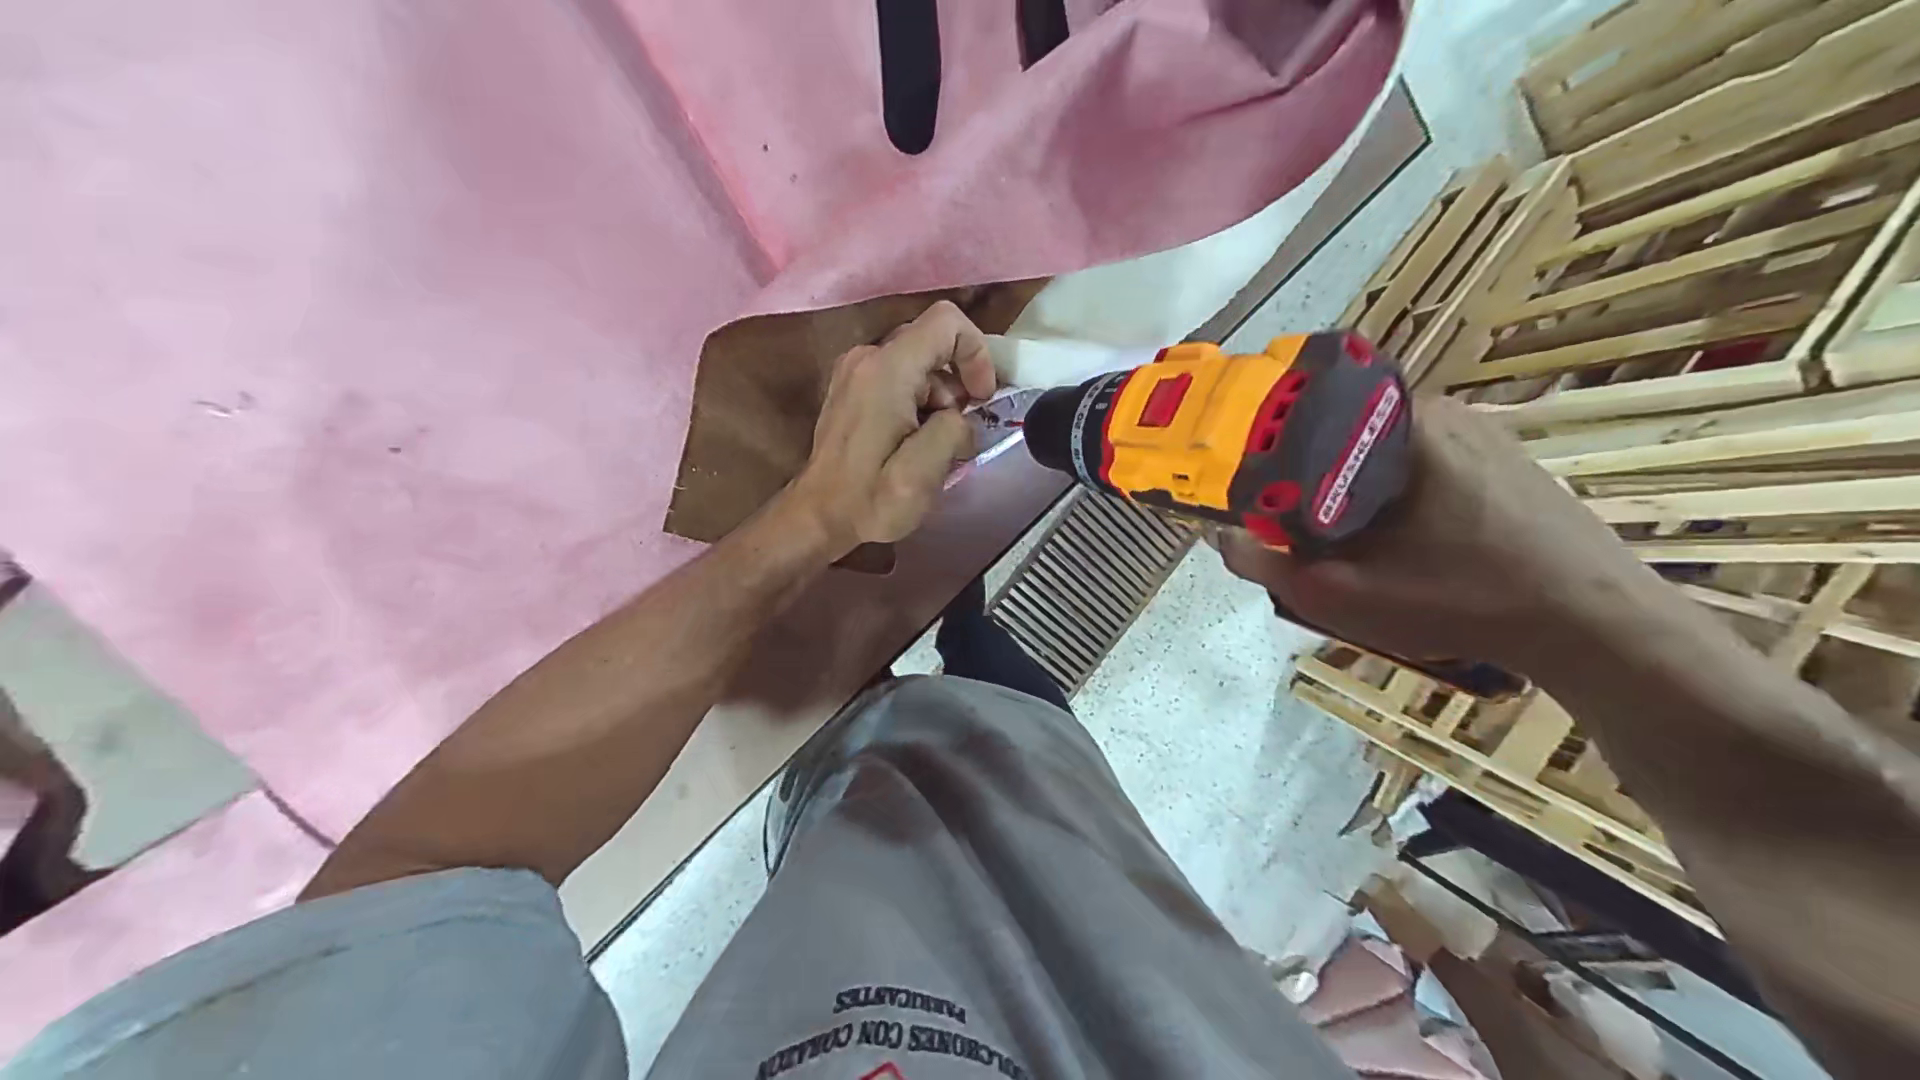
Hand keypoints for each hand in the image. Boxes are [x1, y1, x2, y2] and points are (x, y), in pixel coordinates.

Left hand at [784, 301, 997, 556]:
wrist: (819, 516)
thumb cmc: (869, 500)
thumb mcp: (921, 474)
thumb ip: (952, 431)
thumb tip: (958, 420)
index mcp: (885, 371)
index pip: (946, 322)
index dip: (976, 353)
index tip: (981, 398)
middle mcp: (867, 358)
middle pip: (933, 344)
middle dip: (957, 386)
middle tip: (956, 433)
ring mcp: (855, 370)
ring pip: (919, 364)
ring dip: (938, 400)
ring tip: (931, 446)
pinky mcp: (852, 386)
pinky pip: (900, 377)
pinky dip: (919, 402)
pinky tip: (912, 440)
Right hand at [1218, 397, 1656, 674]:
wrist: (1598, 627)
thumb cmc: (1461, 599)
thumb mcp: (1340, 593)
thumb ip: (1265, 564)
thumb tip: (1220, 538)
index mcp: (1397, 423)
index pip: (1299, 414)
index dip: (1261, 453)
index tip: (1248, 495)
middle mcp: (1437, 410)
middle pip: (1335, 434)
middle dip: (1303, 479)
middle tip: (1293, 531)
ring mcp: (1477, 432)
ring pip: (1375, 452)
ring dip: (1345, 489)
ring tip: (1341, 542)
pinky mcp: (1502, 460)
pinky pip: (1416, 464)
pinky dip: (1387, 494)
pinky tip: (1400, 542)